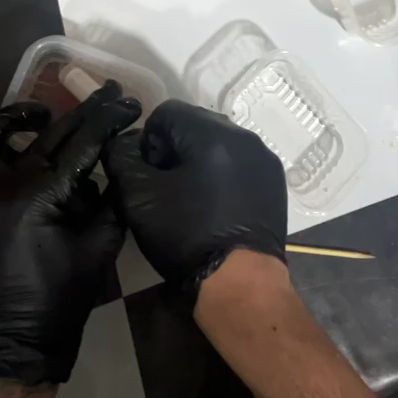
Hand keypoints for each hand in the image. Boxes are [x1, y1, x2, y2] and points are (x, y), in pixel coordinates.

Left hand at [0, 81, 139, 385]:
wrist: (19, 337)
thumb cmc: (65, 292)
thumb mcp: (103, 240)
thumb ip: (112, 193)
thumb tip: (117, 155)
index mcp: (43, 193)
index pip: (83, 142)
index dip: (109, 119)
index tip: (127, 102)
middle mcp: (5, 185)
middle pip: (47, 134)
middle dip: (81, 113)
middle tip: (103, 96)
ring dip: (14, 120)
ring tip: (39, 117)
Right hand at [105, 100, 286, 298]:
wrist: (241, 285)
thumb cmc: (187, 238)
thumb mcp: (139, 198)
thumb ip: (123, 159)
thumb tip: (126, 142)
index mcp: (211, 133)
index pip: (167, 112)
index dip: (150, 141)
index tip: (151, 174)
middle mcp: (242, 135)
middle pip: (195, 123)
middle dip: (175, 147)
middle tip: (168, 187)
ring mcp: (263, 156)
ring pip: (219, 141)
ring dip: (200, 159)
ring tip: (192, 197)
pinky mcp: (274, 178)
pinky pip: (240, 160)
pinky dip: (224, 172)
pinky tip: (217, 205)